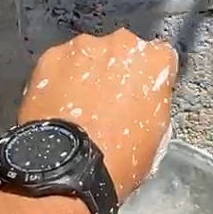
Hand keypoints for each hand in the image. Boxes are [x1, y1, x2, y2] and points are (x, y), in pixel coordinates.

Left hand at [18, 28, 177, 200]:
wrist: (69, 170)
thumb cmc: (121, 158)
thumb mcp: (158, 134)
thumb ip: (155, 102)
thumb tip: (142, 99)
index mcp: (156, 60)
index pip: (160, 58)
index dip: (149, 77)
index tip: (140, 94)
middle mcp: (123, 43)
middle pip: (122, 51)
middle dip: (116, 69)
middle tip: (106, 101)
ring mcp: (85, 47)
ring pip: (89, 55)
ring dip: (86, 72)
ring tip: (77, 106)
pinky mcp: (52, 56)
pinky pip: (60, 64)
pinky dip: (58, 79)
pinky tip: (56, 105)